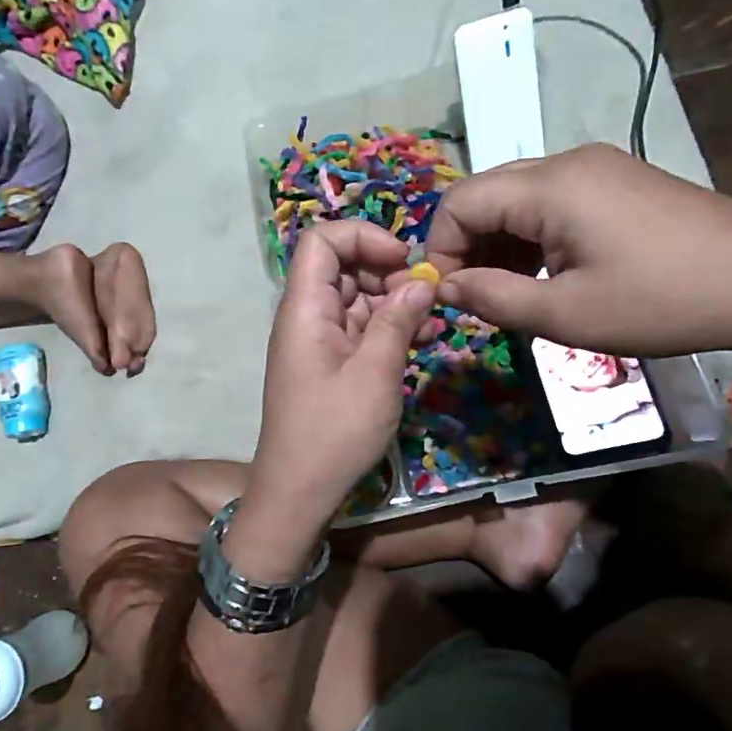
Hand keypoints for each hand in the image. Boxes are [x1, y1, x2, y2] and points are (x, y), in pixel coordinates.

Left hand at [250, 220, 436, 535]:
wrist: (299, 492)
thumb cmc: (333, 432)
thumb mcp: (375, 374)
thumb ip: (397, 321)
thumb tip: (421, 281)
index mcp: (304, 309)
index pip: (322, 241)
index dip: (363, 238)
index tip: (403, 262)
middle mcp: (306, 318)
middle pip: (343, 268)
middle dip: (387, 274)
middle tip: (426, 299)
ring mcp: (318, 343)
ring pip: (356, 300)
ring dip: (394, 304)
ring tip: (432, 324)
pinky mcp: (330, 366)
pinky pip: (359, 332)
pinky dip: (388, 330)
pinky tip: (422, 340)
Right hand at [424, 143, 731, 355]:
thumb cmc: (663, 301)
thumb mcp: (566, 314)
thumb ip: (493, 298)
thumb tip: (447, 287)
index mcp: (549, 187)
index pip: (459, 202)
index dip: (441, 250)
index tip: (450, 297)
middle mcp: (566, 163)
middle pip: (485, 193)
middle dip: (467, 247)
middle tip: (477, 298)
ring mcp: (595, 168)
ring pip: (516, 198)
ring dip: (498, 244)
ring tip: (511, 293)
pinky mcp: (616, 182)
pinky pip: (549, 202)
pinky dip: (530, 238)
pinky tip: (546, 275)